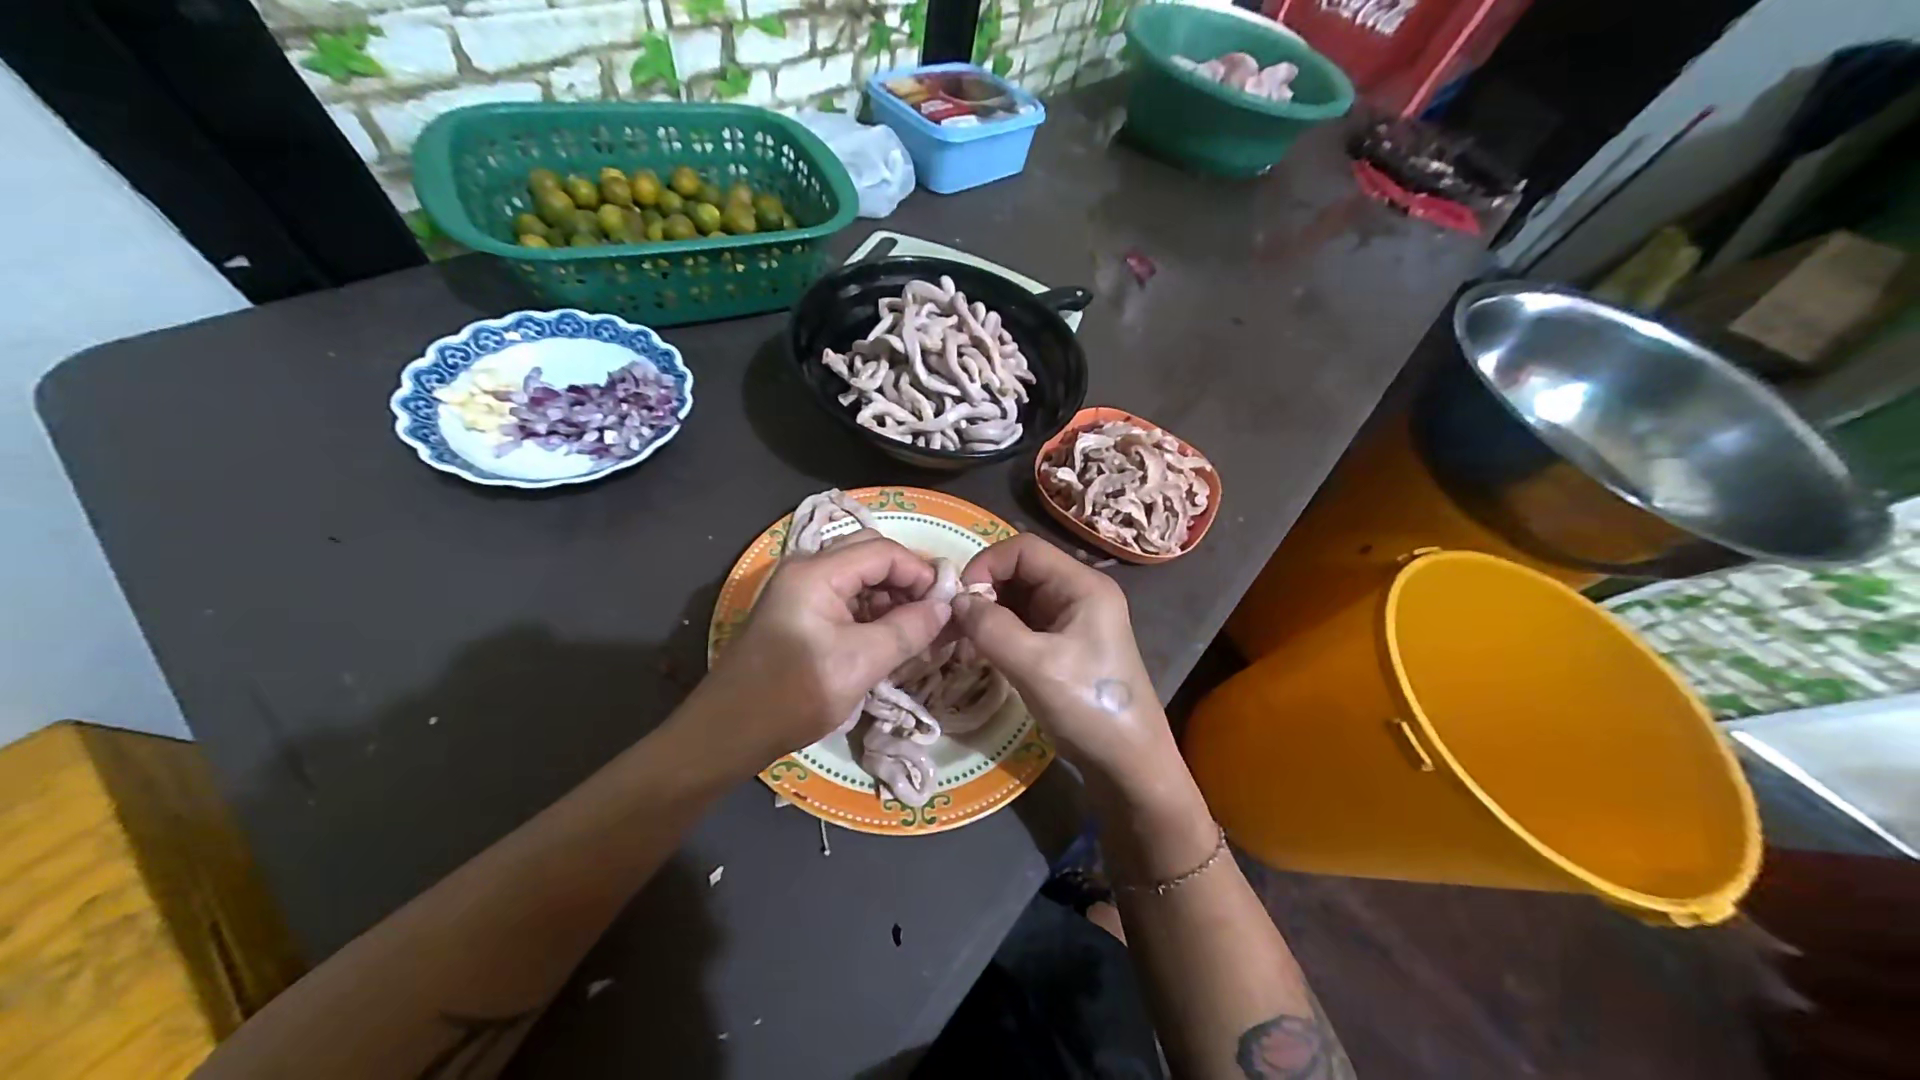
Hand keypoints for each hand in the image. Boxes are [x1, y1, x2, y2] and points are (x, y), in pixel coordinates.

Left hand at [695, 531, 950, 769]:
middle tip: (934, 615)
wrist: (728, 733)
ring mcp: (799, 592)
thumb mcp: (862, 662)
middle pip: (870, 557)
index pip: (883, 551)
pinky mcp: (798, 615)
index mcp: (816, 572)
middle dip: (907, 583)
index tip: (946, 604)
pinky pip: (844, 600)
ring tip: (917, 632)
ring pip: (859, 580)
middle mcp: (806, 571)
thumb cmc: (794, 694)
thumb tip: (945, 608)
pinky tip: (889, 640)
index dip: (920, 573)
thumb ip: (909, 629)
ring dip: (891, 599)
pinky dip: (871, 614)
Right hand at [951, 535, 1180, 792]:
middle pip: (1021, 570)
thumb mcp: (1035, 666)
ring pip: (1018, 597)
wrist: (1127, 763)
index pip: (1025, 549)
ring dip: (988, 612)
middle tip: (955, 621)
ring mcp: (1071, 619)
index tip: (960, 597)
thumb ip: (991, 628)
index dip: (987, 563)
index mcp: (1083, 585)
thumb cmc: (1089, 707)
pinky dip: (999, 630)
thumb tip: (956, 602)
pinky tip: (979, 649)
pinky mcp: (1063, 643)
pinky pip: (1023, 622)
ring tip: (962, 638)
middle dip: (985, 589)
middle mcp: (1078, 593)